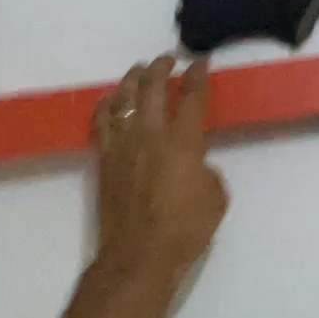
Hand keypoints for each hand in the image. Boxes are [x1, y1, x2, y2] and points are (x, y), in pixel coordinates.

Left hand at [93, 55, 228, 278]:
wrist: (138, 257)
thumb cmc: (184, 230)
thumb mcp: (215, 197)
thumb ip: (207, 170)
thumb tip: (196, 164)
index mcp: (183, 141)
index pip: (192, 96)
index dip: (197, 74)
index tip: (200, 62)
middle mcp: (151, 134)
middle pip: (152, 87)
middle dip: (162, 68)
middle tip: (168, 60)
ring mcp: (124, 145)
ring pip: (124, 98)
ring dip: (133, 79)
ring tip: (140, 70)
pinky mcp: (105, 160)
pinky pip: (102, 122)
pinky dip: (107, 104)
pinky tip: (112, 99)